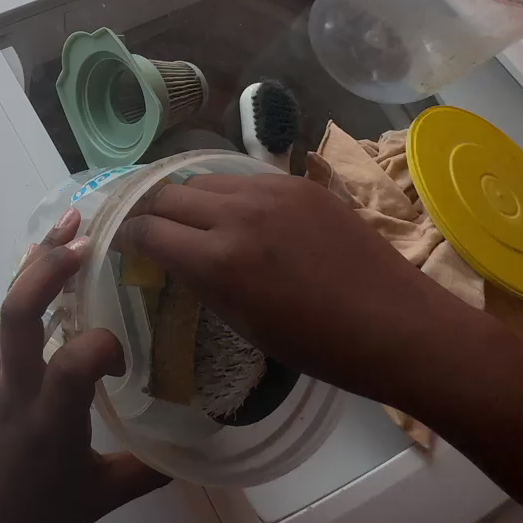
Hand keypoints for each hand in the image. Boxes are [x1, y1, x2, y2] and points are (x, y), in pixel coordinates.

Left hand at [0, 208, 169, 522]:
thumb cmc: (38, 514)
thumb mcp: (99, 498)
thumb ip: (146, 470)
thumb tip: (199, 449)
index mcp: (49, 422)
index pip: (72, 365)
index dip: (102, 348)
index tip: (123, 359)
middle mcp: (15, 387)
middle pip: (18, 314)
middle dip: (48, 269)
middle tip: (86, 237)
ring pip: (8, 304)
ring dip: (38, 260)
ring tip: (71, 221)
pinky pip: (5, 315)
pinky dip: (27, 281)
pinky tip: (46, 256)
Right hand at [112, 163, 491, 410]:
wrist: (400, 326)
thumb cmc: (320, 346)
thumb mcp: (245, 324)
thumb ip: (199, 282)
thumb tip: (169, 258)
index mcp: (219, 261)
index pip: (147, 231)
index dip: (126, 236)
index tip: (122, 243)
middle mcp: (235, 214)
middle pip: (165, 194)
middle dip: (147, 210)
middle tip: (147, 226)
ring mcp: (268, 191)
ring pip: (201, 178)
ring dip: (185, 197)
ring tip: (189, 216)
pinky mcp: (296, 182)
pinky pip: (241, 177)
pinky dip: (225, 192)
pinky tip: (234, 211)